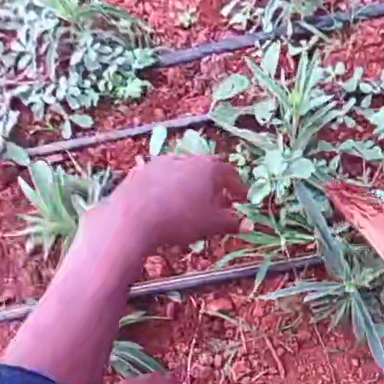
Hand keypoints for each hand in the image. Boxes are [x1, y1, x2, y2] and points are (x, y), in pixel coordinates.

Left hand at [94, 155, 245, 252]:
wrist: (134, 216)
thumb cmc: (181, 219)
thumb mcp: (212, 224)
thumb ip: (232, 222)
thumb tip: (249, 225)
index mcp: (208, 168)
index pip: (230, 174)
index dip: (238, 188)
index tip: (242, 200)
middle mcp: (187, 159)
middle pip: (207, 169)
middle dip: (215, 185)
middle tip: (218, 201)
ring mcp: (163, 162)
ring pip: (185, 172)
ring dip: (192, 186)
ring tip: (194, 204)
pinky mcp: (144, 171)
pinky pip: (165, 178)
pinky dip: (172, 188)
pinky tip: (169, 203)